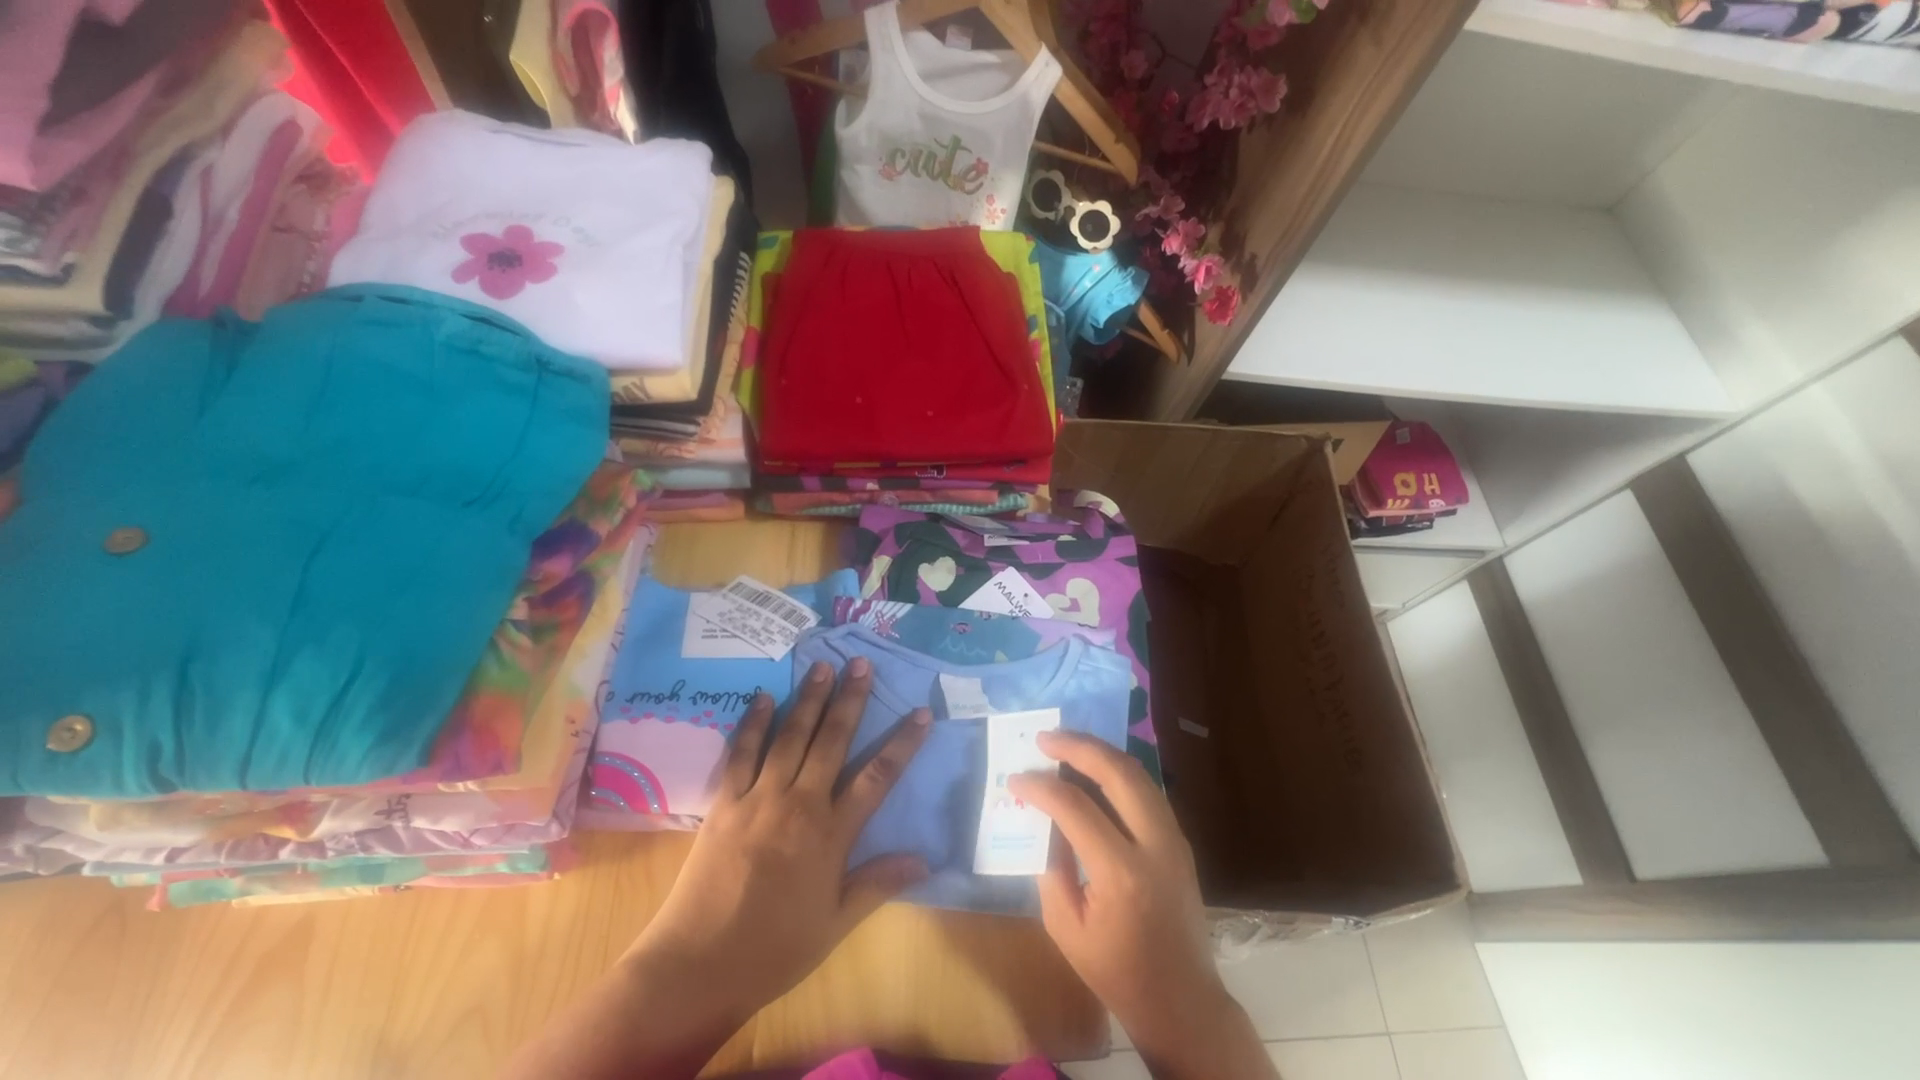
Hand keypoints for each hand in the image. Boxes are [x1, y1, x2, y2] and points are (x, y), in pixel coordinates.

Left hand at [504, 659, 931, 1079]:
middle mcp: (799, 804)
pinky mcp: (723, 804)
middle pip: (831, 741)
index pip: (877, 777)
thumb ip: (877, 884)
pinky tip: (764, 698)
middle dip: (850, 700)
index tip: (920, 713)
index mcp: (831, 834)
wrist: (700, 964)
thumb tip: (924, 859)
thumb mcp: (836, 924)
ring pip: (789, 737)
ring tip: (821, 666)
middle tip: (862, 663)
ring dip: (808, 699)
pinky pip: (741, 754)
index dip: (902, 744)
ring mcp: (758, 799)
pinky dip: (753, 723)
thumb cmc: (775, 949)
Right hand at [1009, 732, 1275, 1079]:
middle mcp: (1155, 845)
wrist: (1181, 999)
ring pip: (1140, 774)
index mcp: (1121, 873)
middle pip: (1119, 772)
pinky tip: (1095, 771)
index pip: (1075, 807)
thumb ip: (1051, 865)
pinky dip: (1119, 773)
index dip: (1040, 787)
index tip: (1015, 779)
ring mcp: (1175, 840)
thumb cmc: (1115, 971)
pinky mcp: (1181, 842)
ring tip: (1067, 745)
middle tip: (1045, 738)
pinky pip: (1148, 792)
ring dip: (1101, 753)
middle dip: (1079, 746)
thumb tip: (1043, 817)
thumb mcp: (1065, 925)